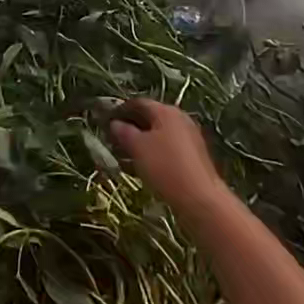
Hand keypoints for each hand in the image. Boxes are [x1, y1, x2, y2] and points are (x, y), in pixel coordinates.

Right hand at [108, 98, 230, 216]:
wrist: (200, 200)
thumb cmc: (165, 166)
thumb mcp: (136, 146)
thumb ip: (122, 131)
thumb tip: (115, 124)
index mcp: (166, 111)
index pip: (137, 103)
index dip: (118, 110)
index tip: (103, 121)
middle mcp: (179, 120)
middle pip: (148, 118)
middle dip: (128, 128)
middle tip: (110, 139)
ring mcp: (188, 139)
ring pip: (156, 136)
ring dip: (137, 143)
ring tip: (120, 156)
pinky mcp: (192, 158)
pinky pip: (165, 149)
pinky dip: (150, 154)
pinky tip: (137, 167)